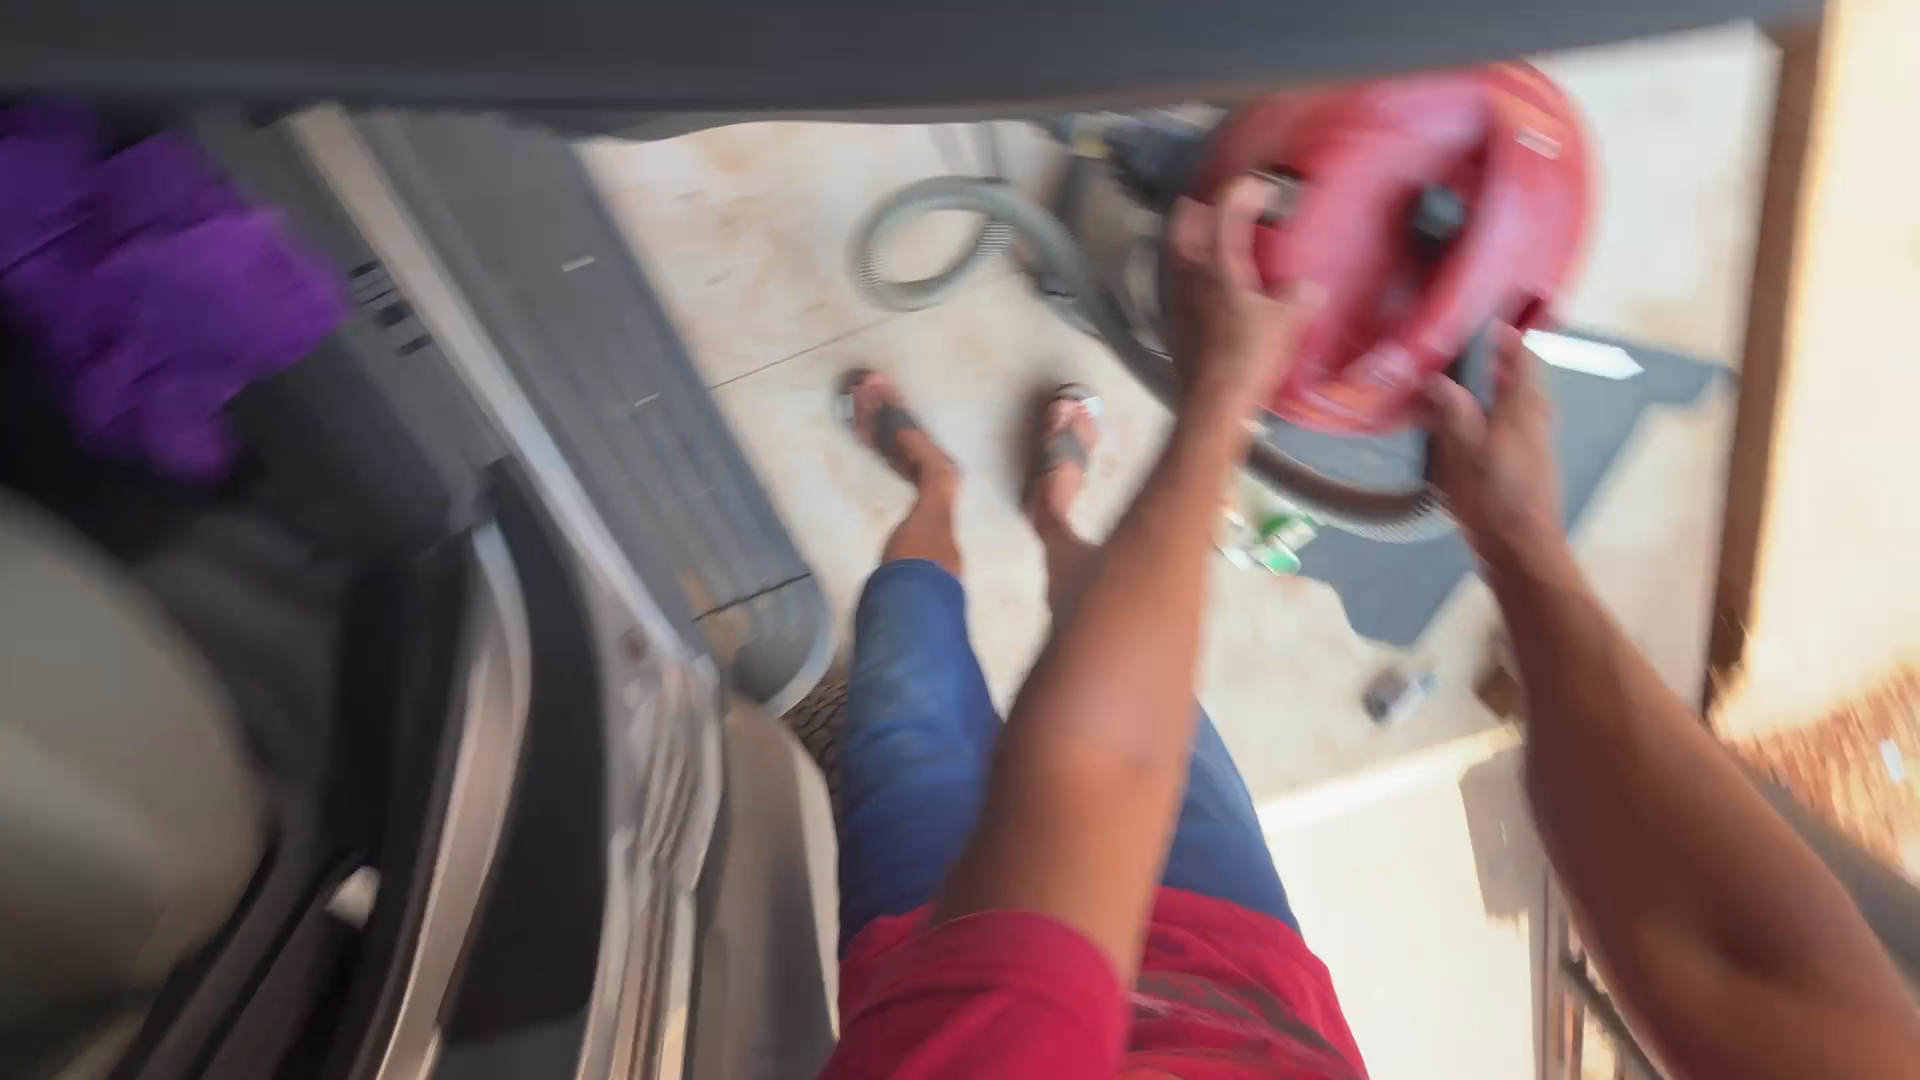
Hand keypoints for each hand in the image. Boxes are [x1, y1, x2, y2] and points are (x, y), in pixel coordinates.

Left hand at [1167, 176, 1320, 405]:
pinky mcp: (1176, 328)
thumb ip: (1296, 297)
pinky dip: (1191, 277)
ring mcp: (1178, 304)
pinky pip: (1180, 288)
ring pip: (1177, 260)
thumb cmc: (1248, 358)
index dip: (1242, 191)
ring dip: (1190, 243)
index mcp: (1219, 267)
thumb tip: (1306, 289)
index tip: (1261, 189)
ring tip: (1209, 242)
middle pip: (1184, 229)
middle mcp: (1191, 279)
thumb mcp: (1285, 322)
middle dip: (1198, 211)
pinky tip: (1205, 290)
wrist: (1212, 404)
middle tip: (1212, 204)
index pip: (1224, 211)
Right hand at [1420, 324, 1565, 567]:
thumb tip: (1435, 378)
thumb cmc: (1493, 496)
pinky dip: (1476, 409)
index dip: (1499, 334)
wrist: (1519, 544)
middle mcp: (1533, 415)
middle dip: (1482, 359)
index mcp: (1524, 406)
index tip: (1468, 321)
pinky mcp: (1517, 456)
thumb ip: (1453, 411)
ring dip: (1477, 386)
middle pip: (1512, 374)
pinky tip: (1448, 421)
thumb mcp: (1466, 451)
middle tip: (1442, 352)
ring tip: (1437, 383)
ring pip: (1503, 398)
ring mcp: (1528, 437)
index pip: (1521, 353)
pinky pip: (1497, 419)